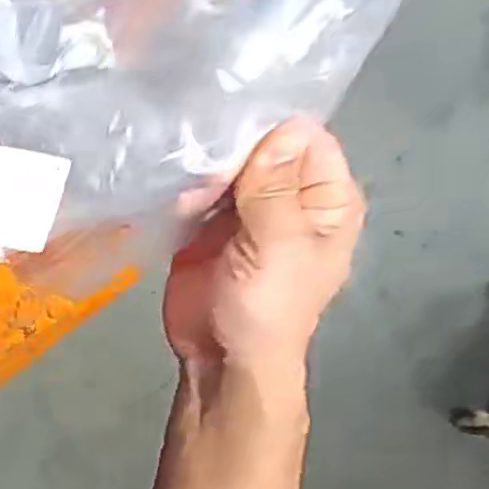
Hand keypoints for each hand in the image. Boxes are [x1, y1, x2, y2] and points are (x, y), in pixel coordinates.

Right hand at [162, 118, 364, 373]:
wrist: (221, 358)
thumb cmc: (267, 306)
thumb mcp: (279, 244)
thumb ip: (275, 188)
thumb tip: (278, 131)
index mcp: (322, 199)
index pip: (304, 141)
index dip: (271, 133)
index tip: (232, 130)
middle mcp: (283, 202)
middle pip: (259, 155)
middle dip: (228, 152)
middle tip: (195, 156)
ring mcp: (238, 220)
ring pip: (222, 176)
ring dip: (199, 176)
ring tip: (179, 185)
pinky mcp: (200, 238)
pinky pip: (192, 205)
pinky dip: (180, 197)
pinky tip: (167, 196)